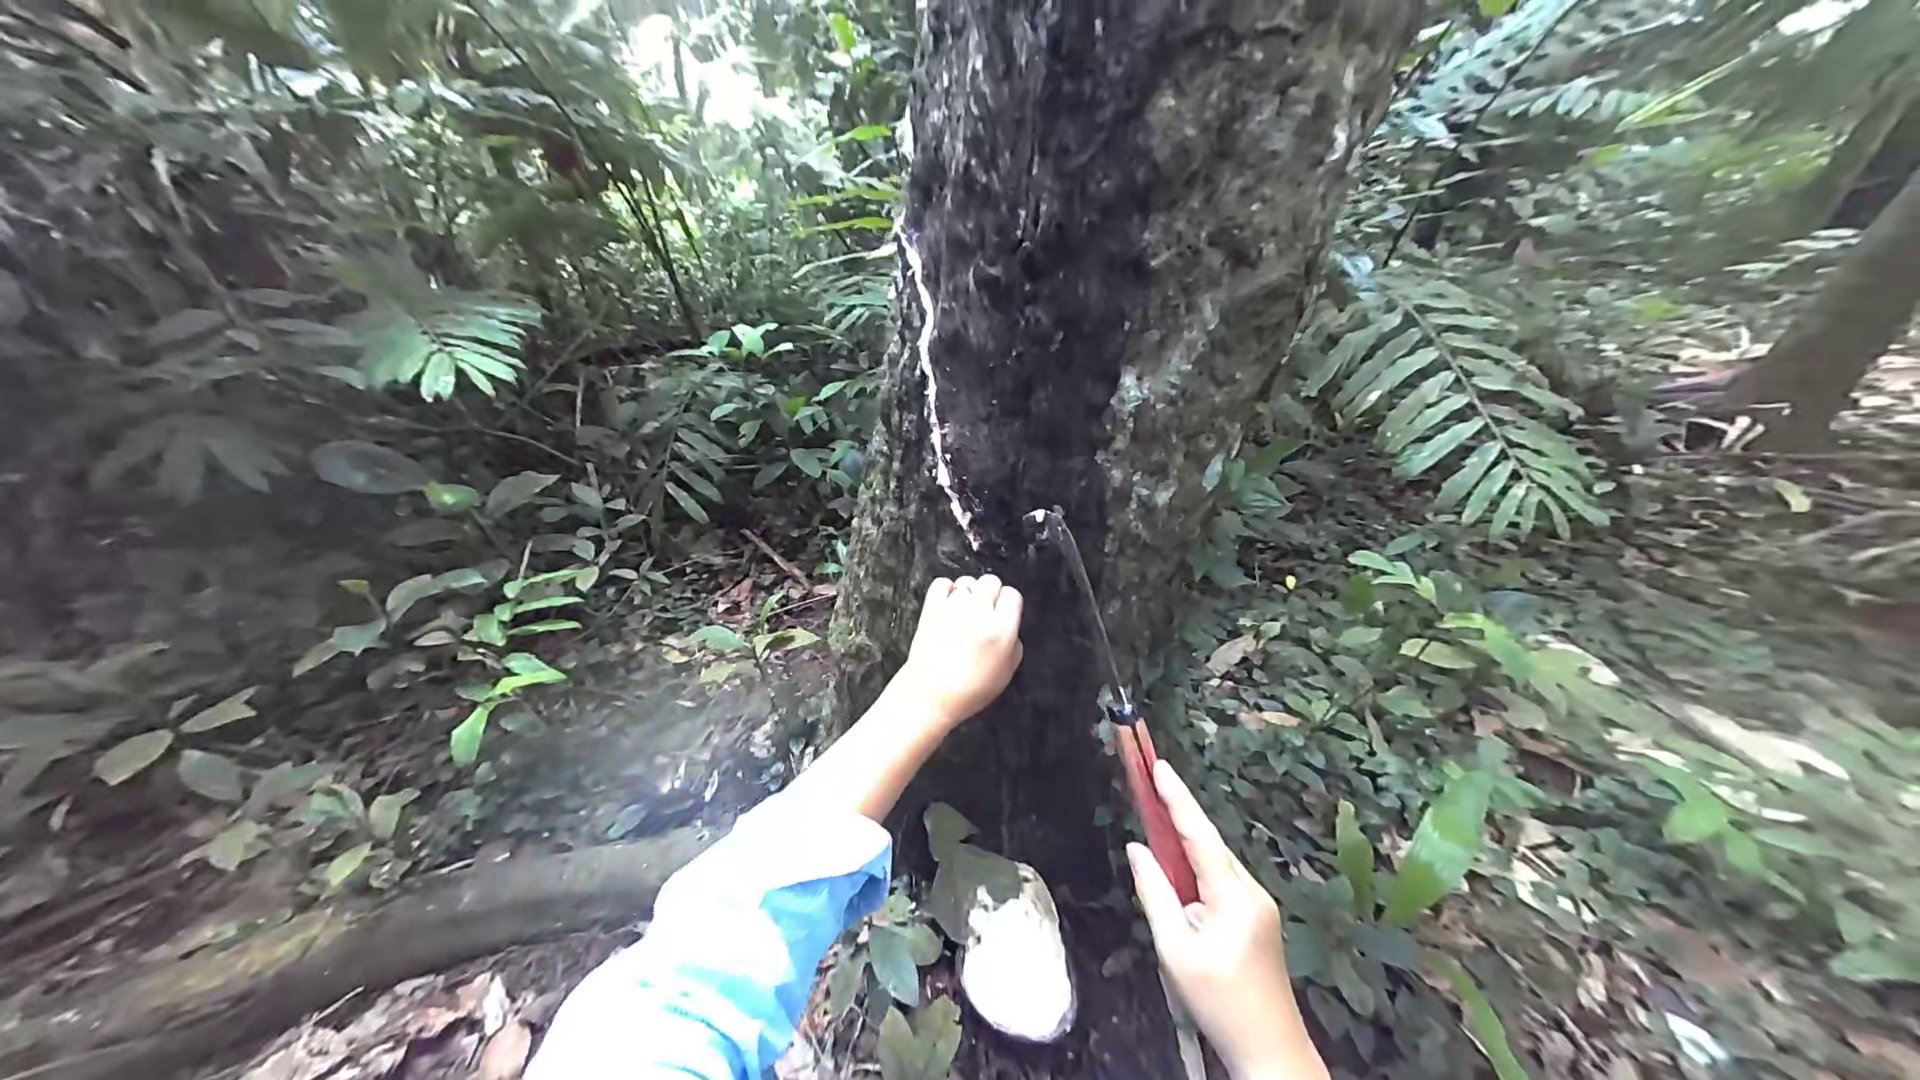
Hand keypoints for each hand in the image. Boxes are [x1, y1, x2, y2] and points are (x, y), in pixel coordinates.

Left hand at [896, 575, 1023, 726]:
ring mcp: (954, 607)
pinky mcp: (932, 607)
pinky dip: (946, 589)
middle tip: (985, 612)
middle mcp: (979, 612)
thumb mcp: (1006, 673)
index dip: (1008, 604)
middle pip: (991, 581)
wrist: (930, 694)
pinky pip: (942, 583)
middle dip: (990, 594)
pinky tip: (948, 604)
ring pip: (967, 582)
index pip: (1012, 595)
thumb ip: (1014, 645)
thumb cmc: (968, 690)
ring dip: (968, 593)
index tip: (1003, 613)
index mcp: (1002, 629)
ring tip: (965, 611)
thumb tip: (1009, 628)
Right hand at [1128, 761, 1326, 1079]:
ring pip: (1215, 859)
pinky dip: (1195, 864)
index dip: (1177, 798)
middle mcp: (1251, 891)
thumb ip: (1154, 893)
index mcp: (1233, 896)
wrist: (1271, 1052)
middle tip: (1149, 784)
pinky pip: (1220, 877)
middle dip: (1178, 813)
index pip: (1199, 834)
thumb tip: (1137, 848)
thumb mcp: (1174, 950)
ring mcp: (1258, 904)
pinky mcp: (1256, 917)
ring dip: (1185, 841)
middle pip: (1208, 842)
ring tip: (1156, 822)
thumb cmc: (1218, 1002)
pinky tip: (1178, 869)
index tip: (1159, 766)